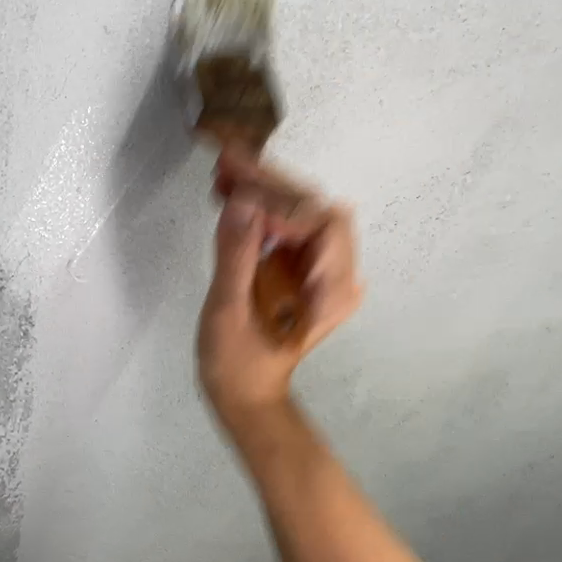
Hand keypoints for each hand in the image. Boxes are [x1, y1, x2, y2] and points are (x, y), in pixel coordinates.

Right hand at [197, 149, 361, 425]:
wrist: (245, 399)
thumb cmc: (236, 367)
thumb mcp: (227, 315)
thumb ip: (236, 258)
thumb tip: (240, 202)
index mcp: (329, 290)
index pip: (319, 222)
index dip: (279, 202)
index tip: (236, 194)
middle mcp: (336, 274)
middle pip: (314, 208)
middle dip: (270, 184)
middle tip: (226, 162)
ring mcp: (321, 271)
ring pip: (303, 211)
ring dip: (266, 189)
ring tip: (224, 171)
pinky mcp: (302, 270)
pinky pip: (289, 226)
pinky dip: (262, 207)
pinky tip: (232, 193)